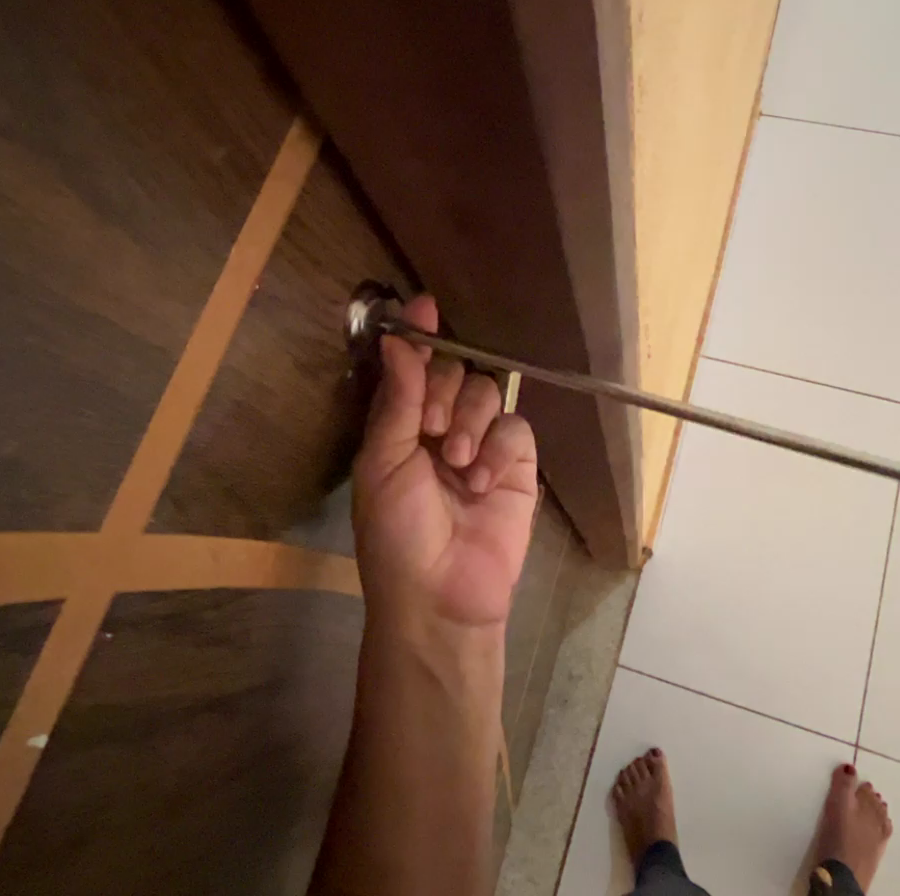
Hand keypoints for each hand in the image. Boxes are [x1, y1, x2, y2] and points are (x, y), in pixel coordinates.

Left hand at [351, 294, 538, 629]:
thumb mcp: (383, 463)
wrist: (440, 594)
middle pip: (454, 371)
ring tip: (457, 464)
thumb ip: (398, 399)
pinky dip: (497, 449)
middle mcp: (440, 427)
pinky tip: (482, 482)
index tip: (425, 305)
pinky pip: (514, 429)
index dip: (419, 337)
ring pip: (487, 392)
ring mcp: (481, 445)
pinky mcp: (516, 465)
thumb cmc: (396, 532)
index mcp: (401, 425)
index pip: (413, 368)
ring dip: (469, 422)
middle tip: (432, 430)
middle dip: (443, 392)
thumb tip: (395, 338)